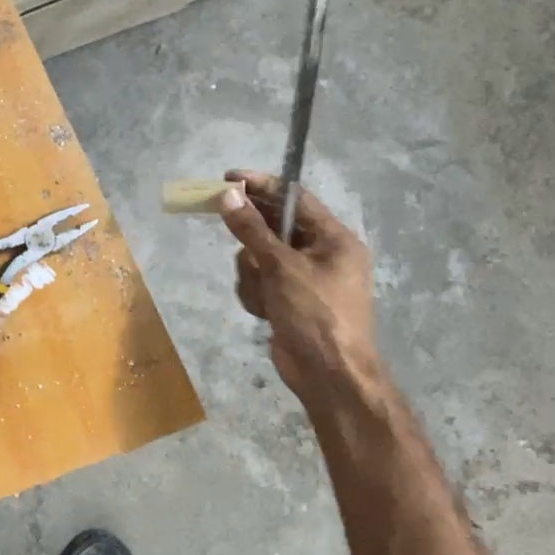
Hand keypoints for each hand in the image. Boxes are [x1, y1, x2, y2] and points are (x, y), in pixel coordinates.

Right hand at [218, 171, 378, 400]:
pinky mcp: (288, 300)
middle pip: (274, 226)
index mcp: (334, 240)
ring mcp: (304, 279)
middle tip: (219, 218)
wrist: (330, 375)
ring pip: (259, 256)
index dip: (261, 185)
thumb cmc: (316, 313)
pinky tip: (265, 311)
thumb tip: (227, 194)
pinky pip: (259, 281)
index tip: (228, 178)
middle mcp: (322, 254)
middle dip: (251, 234)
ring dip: (252, 272)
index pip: (294, 199)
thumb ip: (251, 229)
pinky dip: (256, 292)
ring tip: (262, 292)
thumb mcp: (281, 266)